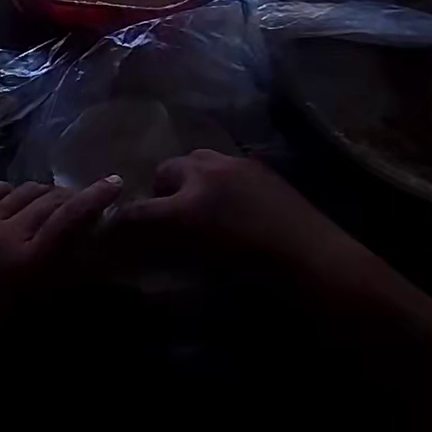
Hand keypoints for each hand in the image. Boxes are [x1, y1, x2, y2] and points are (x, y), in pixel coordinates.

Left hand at [0, 177, 123, 355]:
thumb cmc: (3, 347)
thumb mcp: (48, 315)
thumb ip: (73, 276)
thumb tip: (93, 246)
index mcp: (29, 262)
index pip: (70, 216)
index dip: (96, 196)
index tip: (115, 180)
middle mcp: (4, 235)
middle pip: (48, 200)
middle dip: (73, 196)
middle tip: (90, 203)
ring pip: (22, 191)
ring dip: (46, 193)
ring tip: (60, 203)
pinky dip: (12, 192)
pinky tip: (21, 199)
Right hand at [112, 149, 337, 265]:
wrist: (312, 257)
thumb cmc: (256, 273)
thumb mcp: (204, 264)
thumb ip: (173, 245)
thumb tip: (151, 239)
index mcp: (188, 208)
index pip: (141, 212)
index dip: (125, 221)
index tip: (119, 227)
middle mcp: (204, 175)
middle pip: (165, 171)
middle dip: (160, 190)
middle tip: (170, 211)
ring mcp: (231, 164)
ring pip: (193, 159)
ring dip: (188, 176)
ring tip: (200, 199)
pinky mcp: (255, 164)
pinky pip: (222, 162)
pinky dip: (216, 176)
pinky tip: (230, 198)